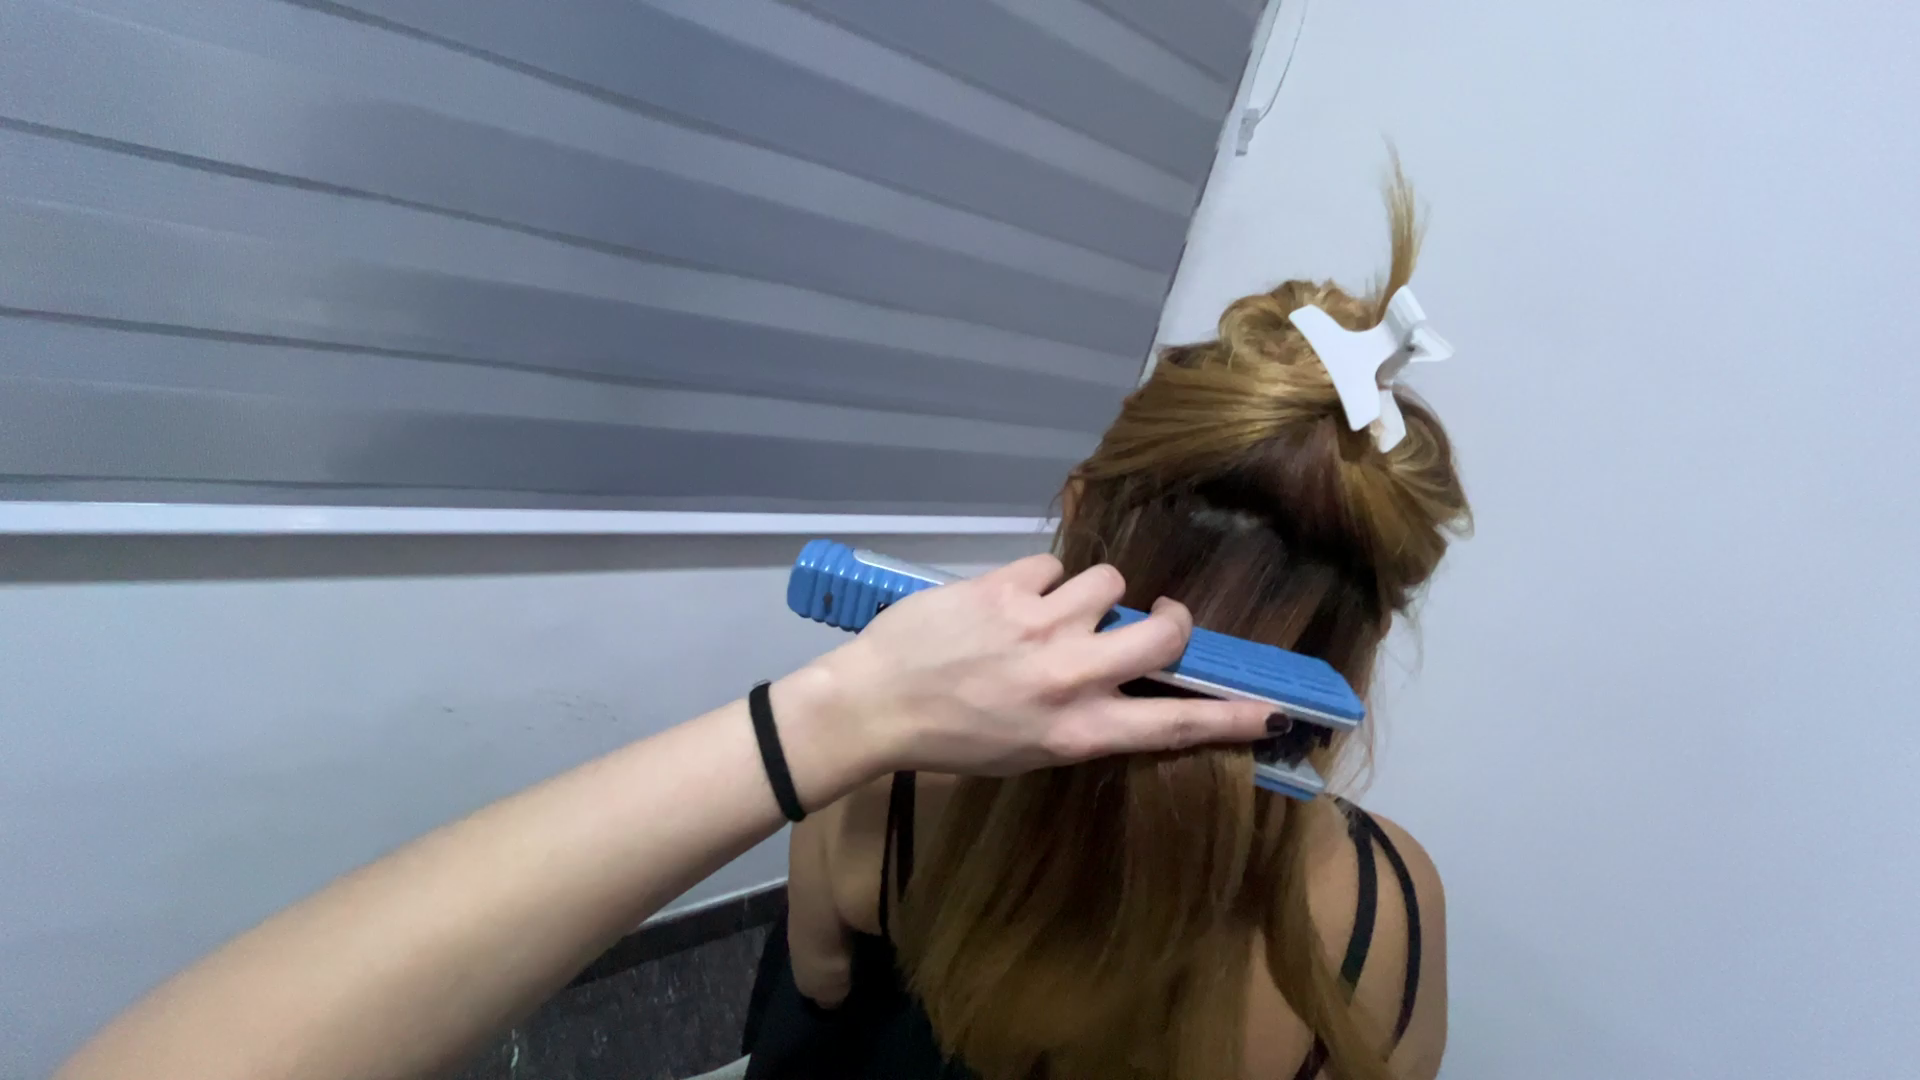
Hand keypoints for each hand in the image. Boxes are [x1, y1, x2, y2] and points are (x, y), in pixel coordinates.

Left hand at [796, 555, 1272, 775]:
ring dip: (1091, 593)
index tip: (1271, 708)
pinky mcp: (1005, 587)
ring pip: (1108, 581)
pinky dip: (1040, 580)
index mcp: (1076, 732)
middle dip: (1169, 617)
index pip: (1171, 725)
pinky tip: (1009, 599)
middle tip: (1155, 615)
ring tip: (1053, 608)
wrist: (877, 703)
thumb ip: (1082, 718)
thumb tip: (1123, 681)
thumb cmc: (951, 739)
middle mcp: (1069, 677)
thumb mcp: (1028, 750)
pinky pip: (1052, 564)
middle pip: (1162, 631)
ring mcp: (1039, 625)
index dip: (1228, 716)